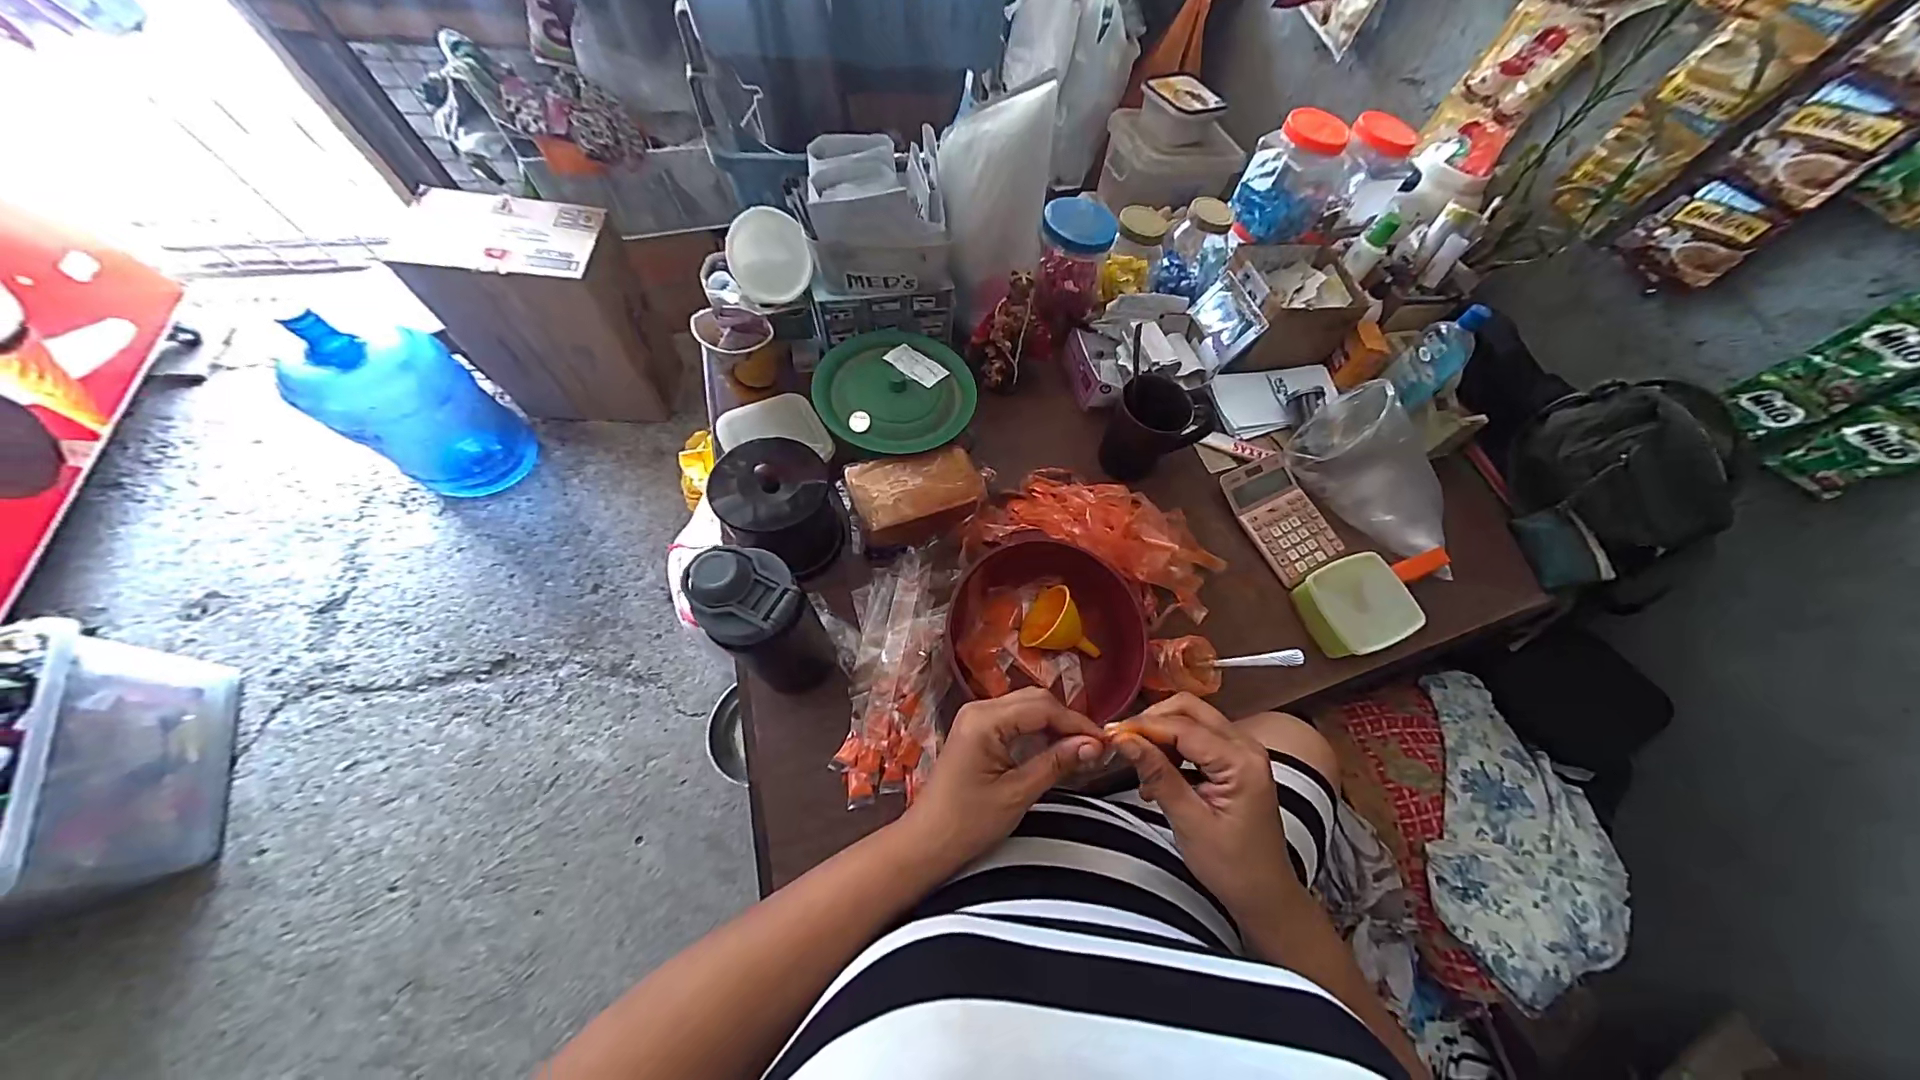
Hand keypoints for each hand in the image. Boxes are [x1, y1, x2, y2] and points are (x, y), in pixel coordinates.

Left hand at [900, 687, 1105, 870]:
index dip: (1077, 723)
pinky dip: (1038, 730)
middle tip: (1095, 747)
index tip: (1105, 742)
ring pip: (1026, 707)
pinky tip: (1055, 748)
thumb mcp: (1018, 793)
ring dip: (1054, 724)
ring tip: (1081, 749)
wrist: (928, 841)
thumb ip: (1056, 763)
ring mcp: (975, 717)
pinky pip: (1015, 719)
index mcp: (985, 720)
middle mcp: (979, 709)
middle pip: (1035, 700)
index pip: (1043, 707)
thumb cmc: (968, 822)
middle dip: (1067, 720)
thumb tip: (1094, 745)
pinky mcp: (976, 729)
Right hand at [1109, 694, 1300, 922]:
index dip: (1142, 726)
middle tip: (1123, 744)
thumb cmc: (1232, 867)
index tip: (1111, 736)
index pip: (1182, 726)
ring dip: (1161, 733)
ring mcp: (1244, 750)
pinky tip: (1159, 771)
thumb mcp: (1188, 821)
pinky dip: (1173, 745)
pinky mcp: (1236, 759)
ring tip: (1142, 767)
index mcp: (1241, 761)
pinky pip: (1198, 735)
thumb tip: (1124, 741)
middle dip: (1152, 721)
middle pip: (1189, 709)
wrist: (1265, 895)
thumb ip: (1157, 774)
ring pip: (1192, 718)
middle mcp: (1246, 746)